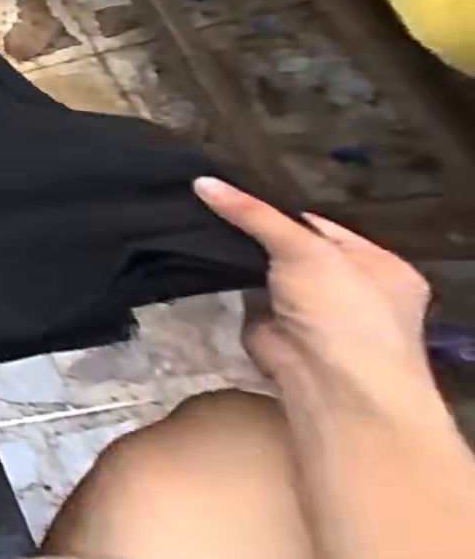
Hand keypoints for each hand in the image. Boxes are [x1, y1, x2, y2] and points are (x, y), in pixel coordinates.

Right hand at [193, 177, 435, 412]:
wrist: (328, 377)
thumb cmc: (342, 311)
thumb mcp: (305, 252)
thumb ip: (254, 215)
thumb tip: (201, 181)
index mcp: (377, 264)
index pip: (315, 223)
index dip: (270, 209)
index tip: (221, 195)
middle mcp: (346, 282)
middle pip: (284, 243)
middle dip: (244, 229)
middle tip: (194, 206)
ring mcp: (306, 302)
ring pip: (259, 264)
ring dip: (229, 251)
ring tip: (182, 224)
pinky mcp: (269, 315)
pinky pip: (240, 284)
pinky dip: (219, 273)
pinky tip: (190, 255)